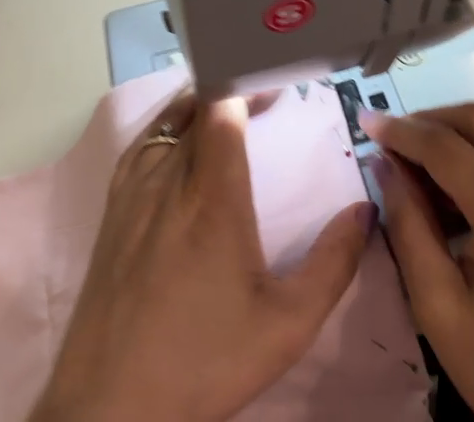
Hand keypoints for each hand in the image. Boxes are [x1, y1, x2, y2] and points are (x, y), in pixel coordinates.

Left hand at [32, 92, 375, 421]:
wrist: (108, 408)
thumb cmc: (202, 361)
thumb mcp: (287, 324)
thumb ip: (334, 263)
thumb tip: (366, 210)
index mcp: (211, 195)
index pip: (221, 106)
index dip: (247, 85)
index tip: (278, 88)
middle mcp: (167, 180)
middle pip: (194, 107)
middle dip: (231, 93)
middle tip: (265, 103)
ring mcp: (131, 195)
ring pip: (164, 124)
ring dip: (197, 109)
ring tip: (226, 119)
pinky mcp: (110, 217)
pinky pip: (140, 150)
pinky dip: (167, 134)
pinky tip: (180, 155)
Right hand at [363, 105, 473, 421]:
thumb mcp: (437, 305)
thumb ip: (408, 226)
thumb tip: (385, 167)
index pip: (447, 148)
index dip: (402, 132)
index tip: (365, 122)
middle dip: (433, 120)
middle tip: (392, 138)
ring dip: (464, 130)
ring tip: (422, 156)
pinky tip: (461, 183)